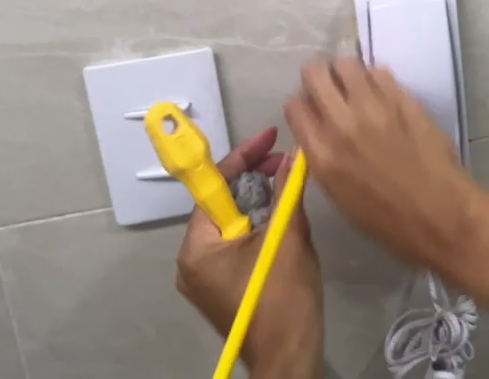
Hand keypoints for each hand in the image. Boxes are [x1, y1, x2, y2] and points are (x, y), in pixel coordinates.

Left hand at [175, 127, 323, 378]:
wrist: (288, 354)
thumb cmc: (282, 296)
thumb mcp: (287, 235)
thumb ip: (287, 189)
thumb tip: (295, 150)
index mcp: (198, 248)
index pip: (215, 185)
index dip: (244, 154)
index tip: (271, 135)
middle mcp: (192, 261)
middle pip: (223, 201)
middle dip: (256, 177)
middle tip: (287, 164)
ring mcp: (206, 277)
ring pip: (233, 220)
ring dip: (261, 198)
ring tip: (290, 185)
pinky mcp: (222, 286)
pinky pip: (237, 240)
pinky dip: (259, 221)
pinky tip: (283, 214)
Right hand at [284, 59, 486, 273]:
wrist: (440, 213)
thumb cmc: (387, 219)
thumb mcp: (339, 195)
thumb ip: (323, 157)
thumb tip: (320, 130)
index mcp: (322, 155)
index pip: (295, 106)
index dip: (302, 102)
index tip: (313, 106)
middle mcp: (343, 124)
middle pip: (315, 73)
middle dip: (319, 75)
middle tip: (330, 84)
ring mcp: (375, 107)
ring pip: (347, 64)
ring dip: (347, 71)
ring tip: (357, 84)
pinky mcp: (403, 98)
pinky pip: (380, 71)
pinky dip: (376, 77)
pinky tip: (382, 92)